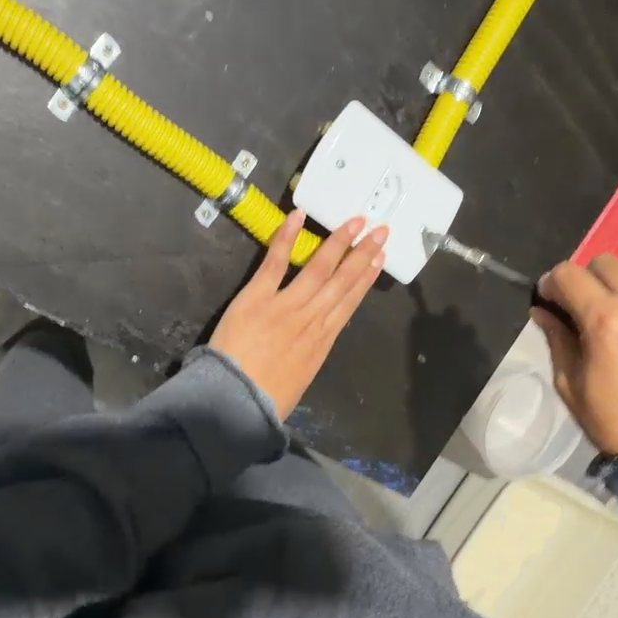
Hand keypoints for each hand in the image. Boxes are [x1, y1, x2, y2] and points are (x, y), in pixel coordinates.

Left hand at [210, 211, 386, 417]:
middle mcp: (312, 318)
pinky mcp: (257, 297)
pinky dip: (287, 238)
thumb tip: (316, 337)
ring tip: (355, 221)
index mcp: (323, 340)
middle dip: (363, 253)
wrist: (237, 400)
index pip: (350, 301)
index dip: (366, 277)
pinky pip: (275, 263)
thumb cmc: (268, 398)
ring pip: (318, 268)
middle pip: (342, 280)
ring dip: (338, 242)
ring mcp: (286, 305)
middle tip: (380, 229)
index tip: (380, 258)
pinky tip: (299, 216)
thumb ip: (312, 352)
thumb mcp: (303, 378)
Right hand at [532, 255, 617, 455]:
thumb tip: (543, 312)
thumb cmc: (614, 421)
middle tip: (585, 308)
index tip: (551, 299)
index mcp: (606, 318)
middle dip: (588, 279)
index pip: (568, 274)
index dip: (552, 283)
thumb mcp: (570, 384)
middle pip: (607, 263)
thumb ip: (556, 339)